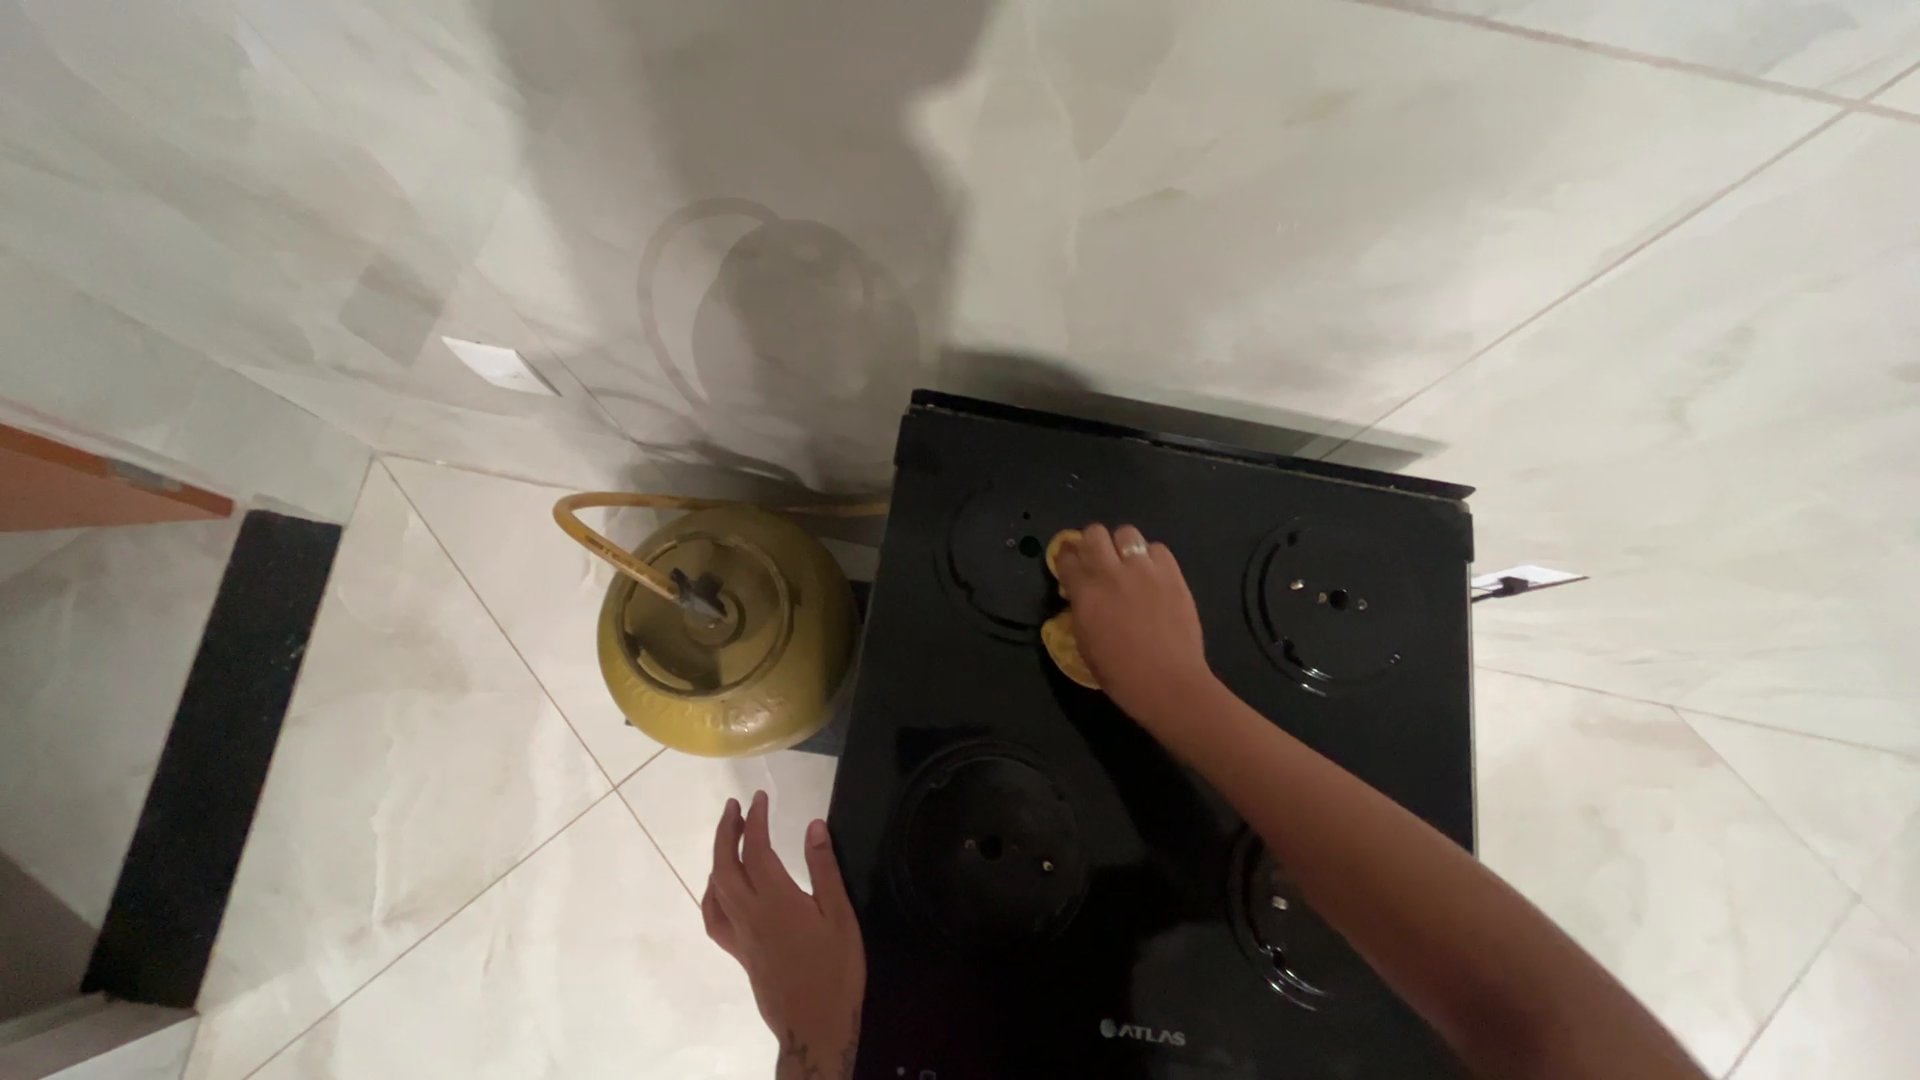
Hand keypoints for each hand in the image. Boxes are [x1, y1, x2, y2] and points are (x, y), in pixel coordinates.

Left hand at [705, 792, 864, 1079]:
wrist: (815, 1025)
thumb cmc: (835, 968)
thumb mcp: (840, 915)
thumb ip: (824, 869)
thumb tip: (813, 825)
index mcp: (776, 900)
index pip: (757, 849)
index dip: (756, 819)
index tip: (761, 797)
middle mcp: (750, 913)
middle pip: (725, 865)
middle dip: (727, 831)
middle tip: (736, 806)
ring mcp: (740, 935)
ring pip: (716, 888)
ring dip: (719, 855)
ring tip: (731, 834)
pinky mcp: (738, 953)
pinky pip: (714, 917)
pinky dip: (712, 893)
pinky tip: (719, 885)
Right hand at [1053, 523, 1215, 724]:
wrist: (1167, 681)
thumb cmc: (1119, 673)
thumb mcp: (1084, 643)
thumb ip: (1080, 611)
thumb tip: (1080, 597)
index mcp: (1084, 592)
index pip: (1066, 557)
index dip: (1066, 559)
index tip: (1070, 567)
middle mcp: (1110, 572)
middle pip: (1094, 533)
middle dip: (1092, 544)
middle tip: (1098, 560)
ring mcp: (1143, 569)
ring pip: (1127, 533)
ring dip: (1123, 546)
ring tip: (1128, 564)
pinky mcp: (1172, 573)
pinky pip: (1158, 549)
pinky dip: (1152, 558)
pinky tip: (1153, 575)